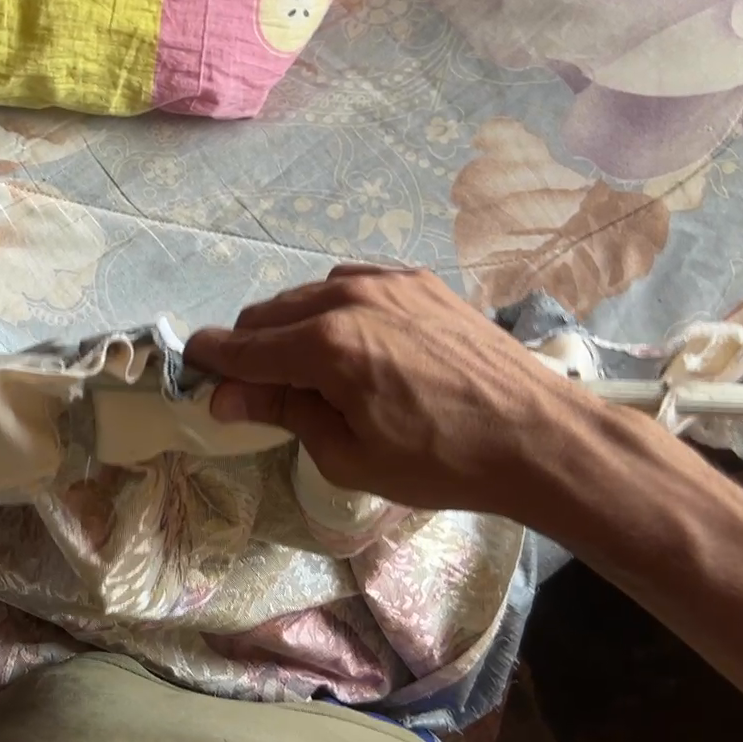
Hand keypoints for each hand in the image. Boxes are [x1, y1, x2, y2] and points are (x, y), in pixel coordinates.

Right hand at [185, 266, 630, 517]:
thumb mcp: (348, 455)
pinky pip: (345, 283)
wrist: (546, 439)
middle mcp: (344, 297)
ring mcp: (383, 281)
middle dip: (249, 350)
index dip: (207, 361)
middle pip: (262, 315)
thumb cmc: (441, 462)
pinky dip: (330, 308)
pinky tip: (355, 338)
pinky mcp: (415, 279)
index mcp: (323, 345)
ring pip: (301, 296)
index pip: (236, 346)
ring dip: (289, 328)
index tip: (197, 374)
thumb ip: (280, 413)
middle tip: (264, 389)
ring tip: (316, 366)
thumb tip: (223, 398)